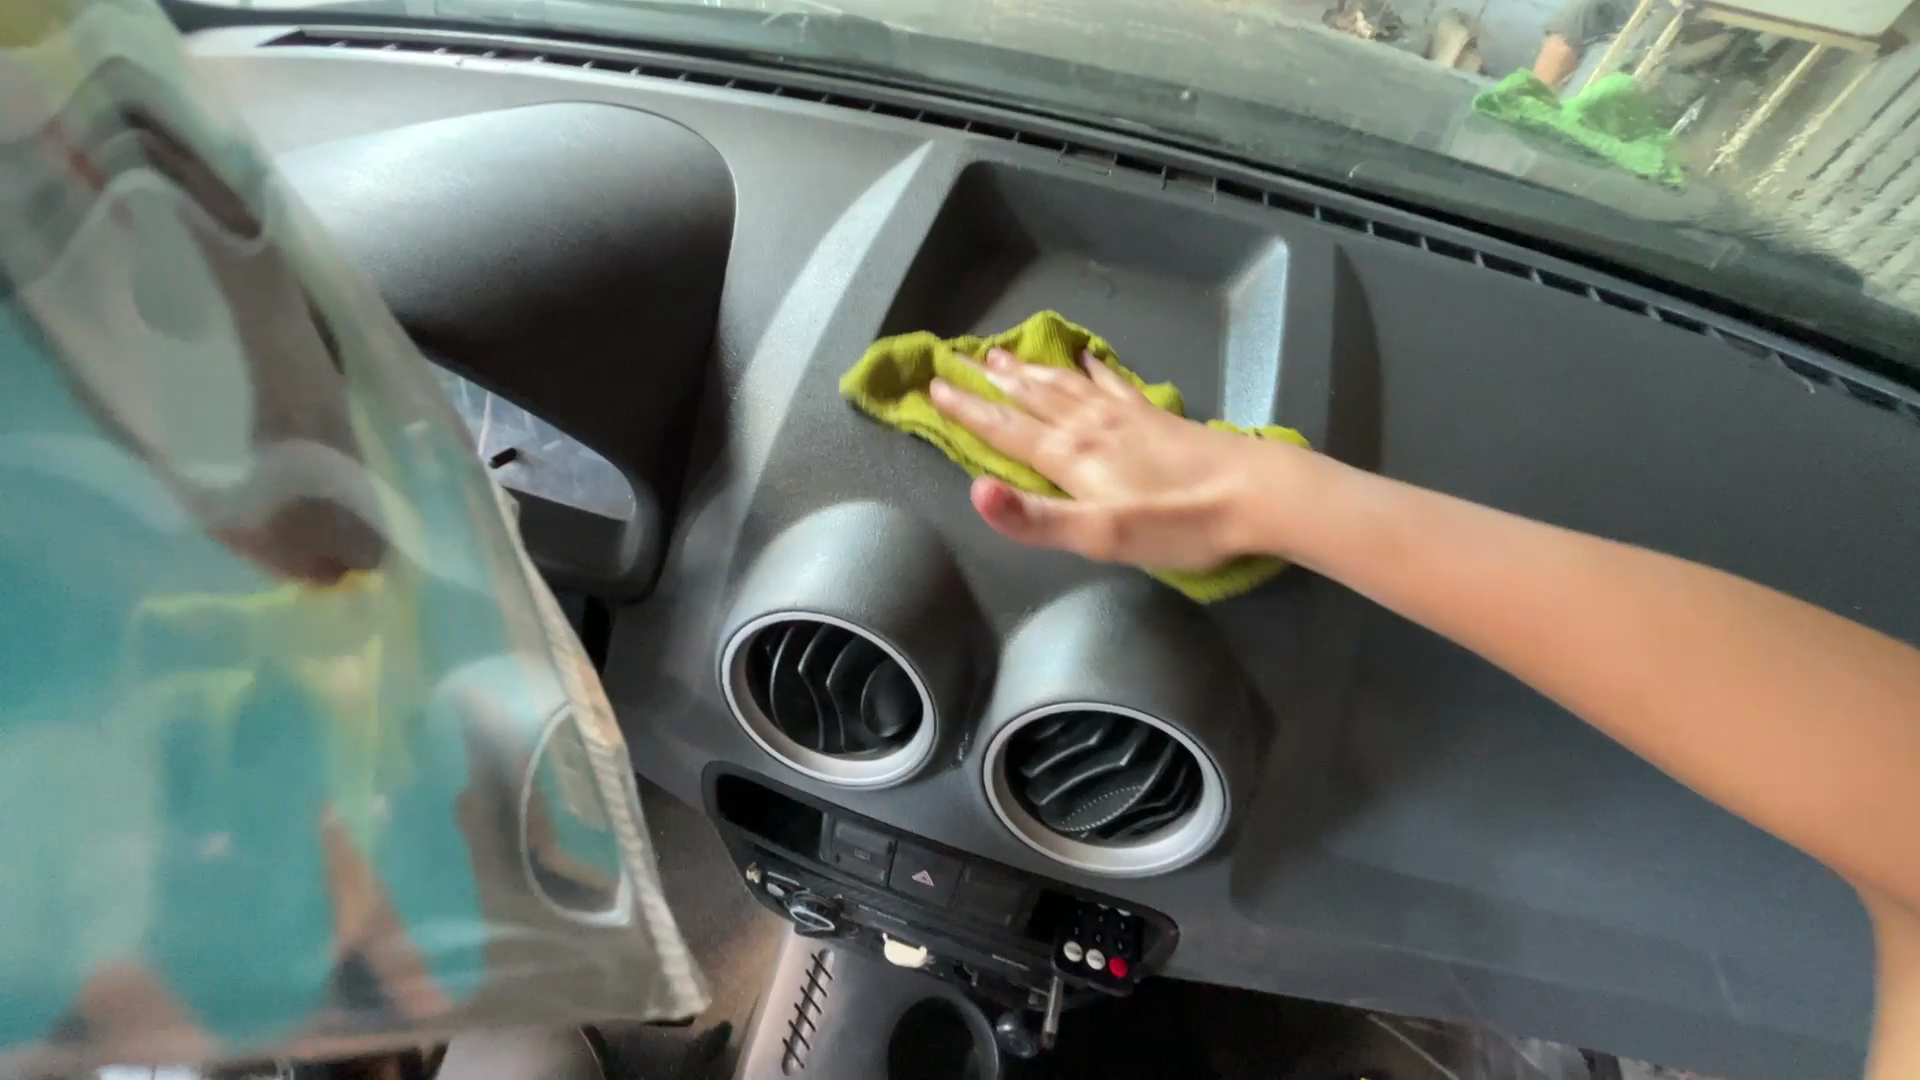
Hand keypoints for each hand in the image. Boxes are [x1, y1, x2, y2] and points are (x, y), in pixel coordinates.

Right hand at [928, 347, 1309, 570]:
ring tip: (1004, 354)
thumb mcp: (1100, 535)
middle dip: (990, 383)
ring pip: (1064, 386)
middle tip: (958, 359)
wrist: (1257, 496)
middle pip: (1030, 398)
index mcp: (1071, 455)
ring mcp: (1125, 416)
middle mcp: (1090, 426)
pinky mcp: (1155, 416)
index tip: (934, 387)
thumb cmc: (1176, 524)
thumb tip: (975, 491)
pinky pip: (1112, 384)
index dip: (967, 411)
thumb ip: (1035, 518)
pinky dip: (1093, 370)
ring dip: (1030, 371)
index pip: (1005, 429)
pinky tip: (1088, 358)